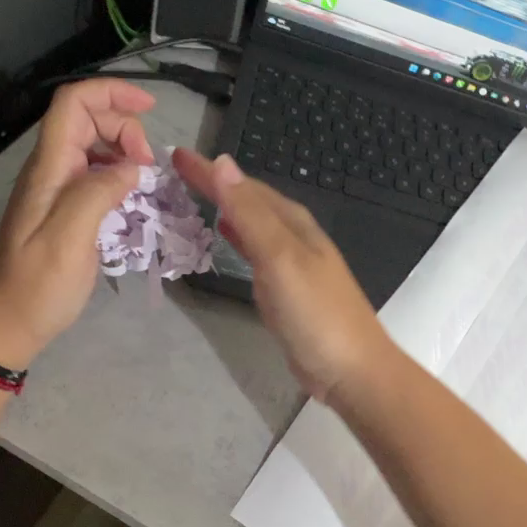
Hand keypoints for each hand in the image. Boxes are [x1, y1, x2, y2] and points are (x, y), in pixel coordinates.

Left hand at [0, 79, 155, 367]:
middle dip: (126, 126)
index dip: (111, 92)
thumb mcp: (69, 240)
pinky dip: (119, 175)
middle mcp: (50, 170)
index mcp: (48, 169)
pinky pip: (94, 175)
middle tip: (149, 167)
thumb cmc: (36, 287)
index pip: (73, 103)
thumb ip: (98, 193)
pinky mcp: (64, 210)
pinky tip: (132, 199)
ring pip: (94, 146)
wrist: (7, 325)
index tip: (151, 108)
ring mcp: (55, 190)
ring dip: (125, 151)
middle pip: (87, 118)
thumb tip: (131, 167)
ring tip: (145, 182)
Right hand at [172, 148, 389, 400]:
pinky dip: (238, 239)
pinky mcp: (286, 292)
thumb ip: (250, 214)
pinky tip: (228, 240)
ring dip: (227, 210)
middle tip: (179, 174)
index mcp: (294, 224)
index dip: (211, 171)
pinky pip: (255, 253)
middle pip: (251, 202)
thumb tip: (223, 164)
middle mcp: (295, 238)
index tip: (177, 156)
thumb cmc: (315, 313)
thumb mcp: (279, 258)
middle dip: (217, 185)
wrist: (350, 370)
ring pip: (253, 226)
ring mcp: (292, 266)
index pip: (245, 187)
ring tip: (198, 199)